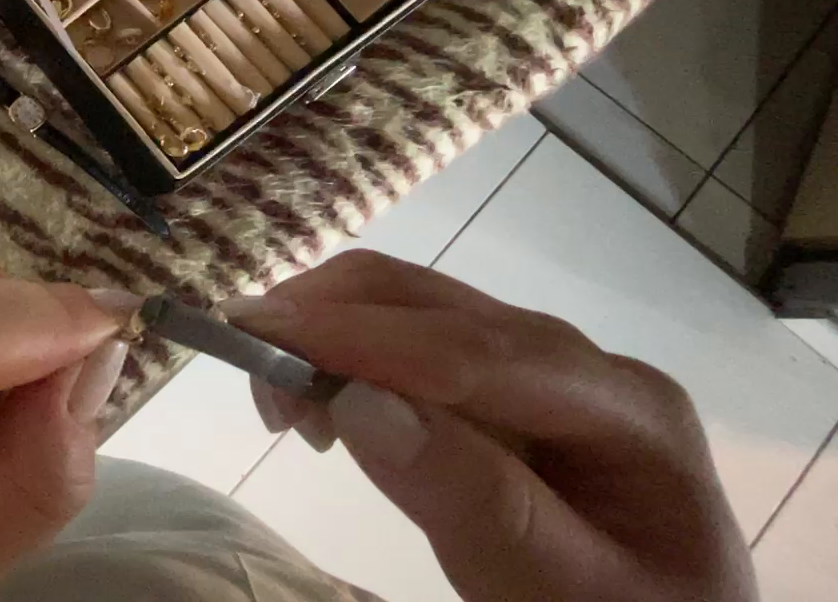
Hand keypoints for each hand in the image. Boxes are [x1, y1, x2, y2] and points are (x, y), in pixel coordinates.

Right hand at [221, 250, 755, 601]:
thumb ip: (470, 499)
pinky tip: (316, 400)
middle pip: (420, 298)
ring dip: (316, 326)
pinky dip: (330, 345)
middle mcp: (569, 354)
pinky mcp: (479, 364)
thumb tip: (356, 399)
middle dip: (320, 318)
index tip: (258, 336)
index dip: (359, 337)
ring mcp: (522, 353)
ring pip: (393, 299)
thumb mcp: (550, 590)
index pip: (472, 349)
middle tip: (251, 370)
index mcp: (620, 406)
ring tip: (280, 401)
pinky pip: (388, 327)